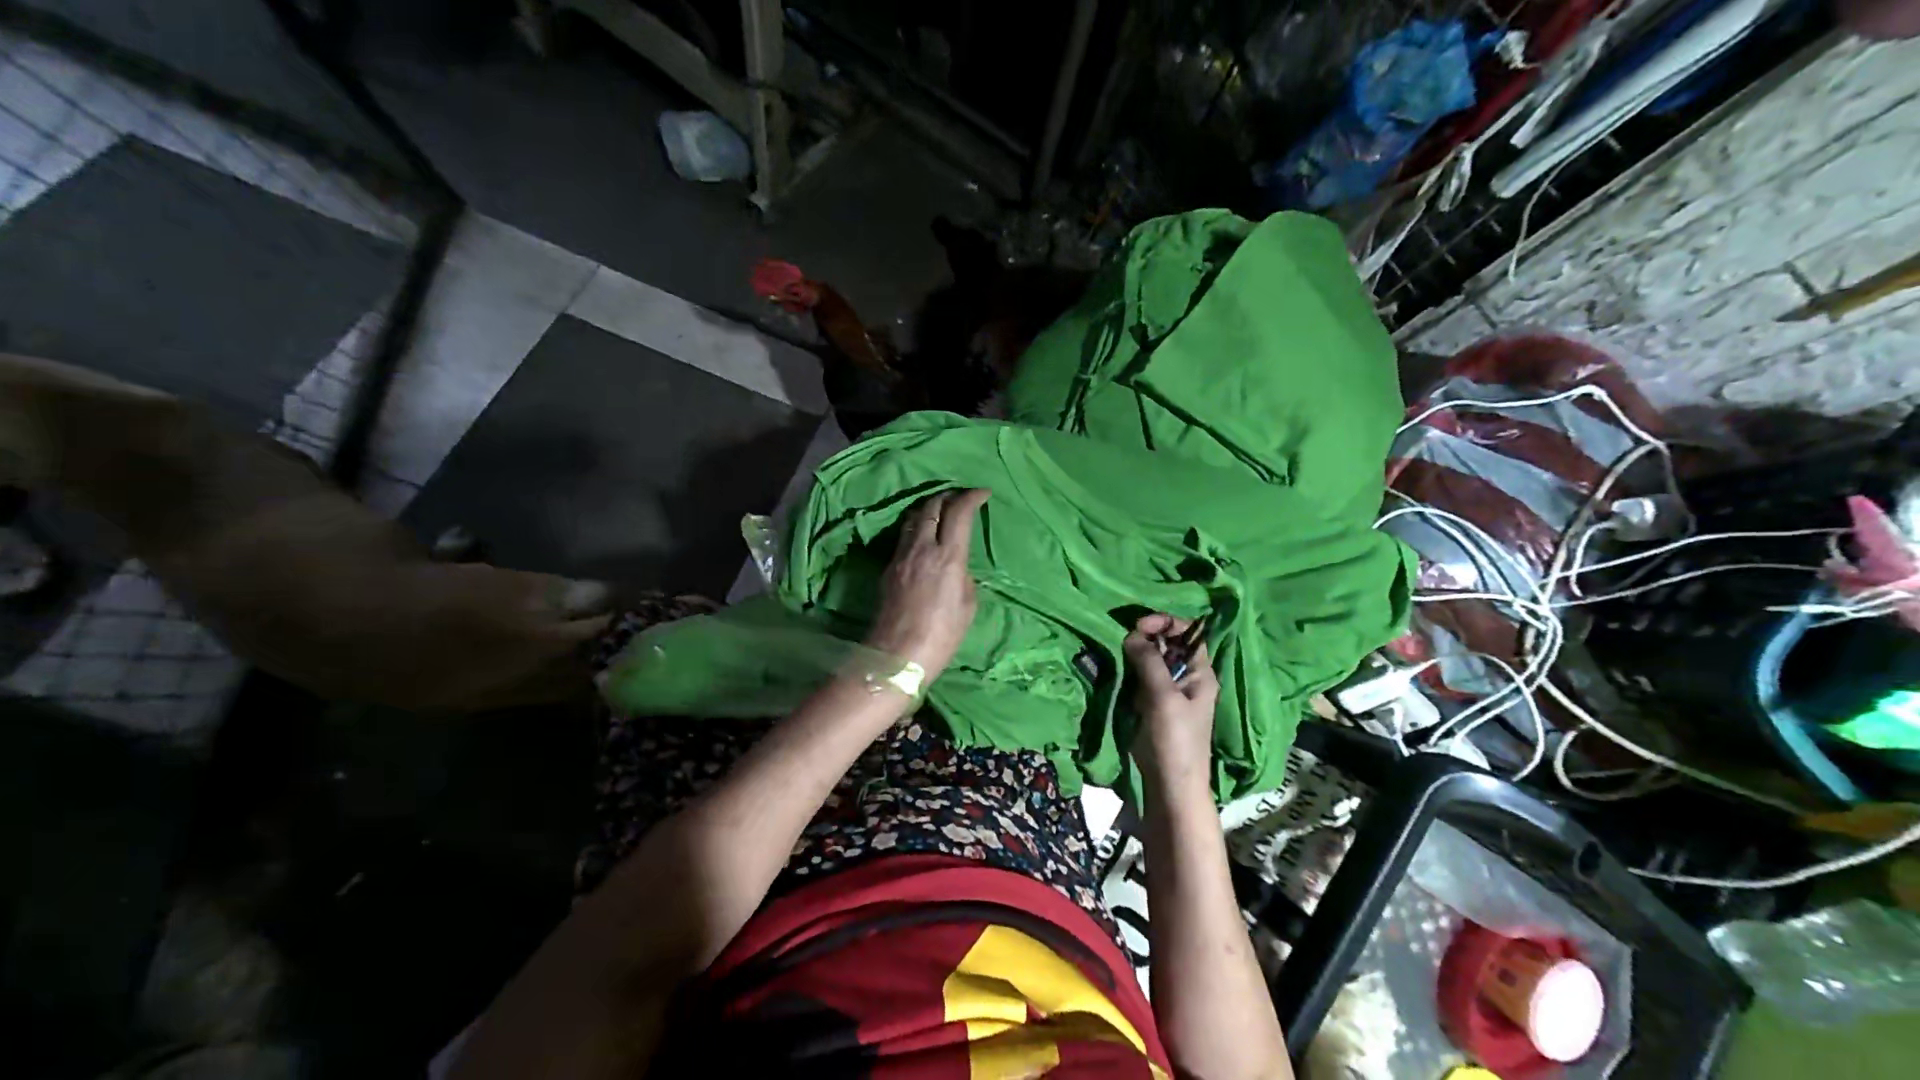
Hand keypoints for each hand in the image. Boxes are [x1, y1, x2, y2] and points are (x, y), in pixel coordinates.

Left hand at [865, 488, 989, 676]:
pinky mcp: (888, 567)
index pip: (959, 512)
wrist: (898, 655)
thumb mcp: (967, 605)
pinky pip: (904, 536)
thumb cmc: (942, 635)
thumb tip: (957, 566)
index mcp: (948, 556)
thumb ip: (964, 577)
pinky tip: (923, 536)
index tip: (983, 494)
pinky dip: (917, 527)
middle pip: (932, 507)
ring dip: (929, 509)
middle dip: (948, 497)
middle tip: (960, 498)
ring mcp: (901, 556)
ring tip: (940, 511)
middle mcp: (922, 548)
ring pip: (914, 518)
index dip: (972, 497)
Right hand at [1124, 613, 1219, 791]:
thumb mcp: (1164, 697)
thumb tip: (1132, 634)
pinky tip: (1115, 670)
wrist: (1170, 785)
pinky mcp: (1150, 704)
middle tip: (1122, 639)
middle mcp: (1186, 677)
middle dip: (1145, 635)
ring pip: (1150, 660)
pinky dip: (1127, 670)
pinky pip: (1139, 677)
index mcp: (1201, 672)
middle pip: (1167, 644)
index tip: (1139, 626)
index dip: (1165, 622)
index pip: (1188, 632)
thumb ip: (1150, 662)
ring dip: (1133, 653)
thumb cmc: (1175, 740)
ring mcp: (1167, 691)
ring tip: (1114, 652)